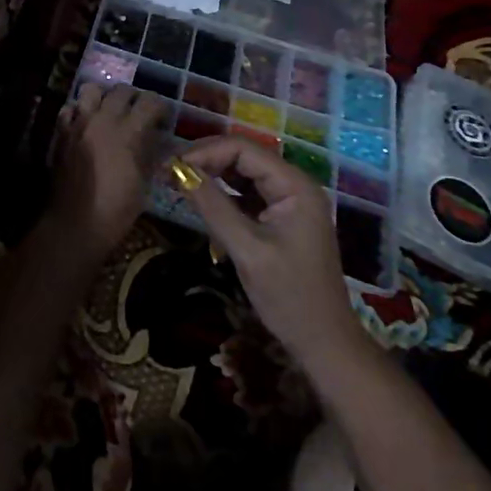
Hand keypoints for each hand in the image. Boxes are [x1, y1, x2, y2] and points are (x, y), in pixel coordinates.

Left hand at [49, 84, 167, 254]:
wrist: (75, 223)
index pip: (150, 102)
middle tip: (138, 112)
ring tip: (110, 111)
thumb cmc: (116, 209)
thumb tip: (156, 137)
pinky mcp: (60, 132)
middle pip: (122, 90)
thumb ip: (149, 152)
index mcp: (128, 132)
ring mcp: (78, 124)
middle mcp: (102, 120)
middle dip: (134, 98)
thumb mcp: (144, 182)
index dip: (160, 107)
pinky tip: (86, 123)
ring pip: (91, 90)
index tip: (162, 118)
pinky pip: (70, 108)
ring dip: (104, 97)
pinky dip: (79, 110)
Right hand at [180, 136, 366, 369]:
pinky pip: (246, 193)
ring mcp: (288, 202)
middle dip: (205, 160)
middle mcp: (294, 186)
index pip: (244, 149)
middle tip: (168, 173)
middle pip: (243, 156)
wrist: (323, 340)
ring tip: (177, 182)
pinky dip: (221, 194)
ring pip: (242, 173)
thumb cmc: (289, 295)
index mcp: (295, 187)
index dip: (205, 152)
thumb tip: (178, 172)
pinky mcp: (280, 218)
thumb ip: (213, 206)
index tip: (171, 167)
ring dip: (211, 174)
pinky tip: (199, 200)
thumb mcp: (246, 249)